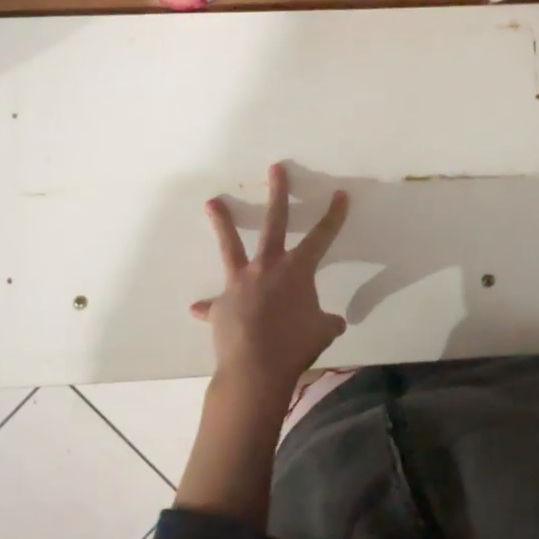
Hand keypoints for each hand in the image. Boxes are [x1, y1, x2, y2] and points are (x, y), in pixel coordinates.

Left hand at [194, 163, 350, 395]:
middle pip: (274, 222)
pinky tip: (198, 308)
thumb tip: (336, 322)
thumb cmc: (296, 347)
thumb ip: (327, 322)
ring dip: (222, 223)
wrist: (255, 369)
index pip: (321, 236)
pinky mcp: (220, 305)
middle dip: (278, 194)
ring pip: (230, 245)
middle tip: (275, 169)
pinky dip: (209, 307)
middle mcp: (267, 267)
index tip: (340, 195)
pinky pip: (213, 305)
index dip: (333, 216)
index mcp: (297, 270)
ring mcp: (240, 282)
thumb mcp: (322, 332)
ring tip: (212, 202)